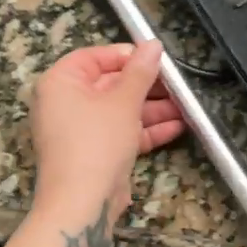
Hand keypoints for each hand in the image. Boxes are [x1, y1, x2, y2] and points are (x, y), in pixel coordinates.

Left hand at [29, 42, 185, 232]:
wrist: (82, 202)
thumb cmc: (97, 141)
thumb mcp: (124, 101)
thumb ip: (141, 71)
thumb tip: (153, 44)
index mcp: (61, 84)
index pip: (93, 57)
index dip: (126, 55)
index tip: (155, 59)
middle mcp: (66, 104)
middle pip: (110, 84)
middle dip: (147, 86)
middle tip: (177, 84)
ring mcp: (81, 130)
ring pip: (120, 110)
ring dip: (153, 108)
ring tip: (186, 107)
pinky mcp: (96, 152)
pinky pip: (122, 132)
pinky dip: (147, 129)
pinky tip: (177, 127)